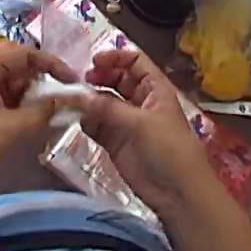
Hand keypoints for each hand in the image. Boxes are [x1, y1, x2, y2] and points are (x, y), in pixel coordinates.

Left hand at [0, 43, 78, 203]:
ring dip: (37, 94)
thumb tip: (75, 100)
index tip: (73, 80)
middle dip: (44, 77)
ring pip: (15, 85)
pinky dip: (27, 108)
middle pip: (18, 65)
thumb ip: (44, 112)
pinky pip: (9, 103)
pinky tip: (43, 121)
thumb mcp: (11, 129)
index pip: (22, 52)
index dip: (50, 62)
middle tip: (66, 92)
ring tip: (60, 108)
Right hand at [81, 48, 226, 219]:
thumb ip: (109, 108)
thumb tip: (80, 96)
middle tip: (80, 82)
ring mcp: (126, 121)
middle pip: (116, 79)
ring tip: (73, 101)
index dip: (116, 57)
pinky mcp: (115, 142)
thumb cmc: (168, 149)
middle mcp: (139, 100)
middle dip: (99, 78)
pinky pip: (97, 125)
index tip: (94, 61)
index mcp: (154, 88)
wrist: (177, 193)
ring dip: (89, 100)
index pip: (135, 61)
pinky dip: (87, 121)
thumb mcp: (141, 123)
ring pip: (104, 101)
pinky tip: (79, 121)